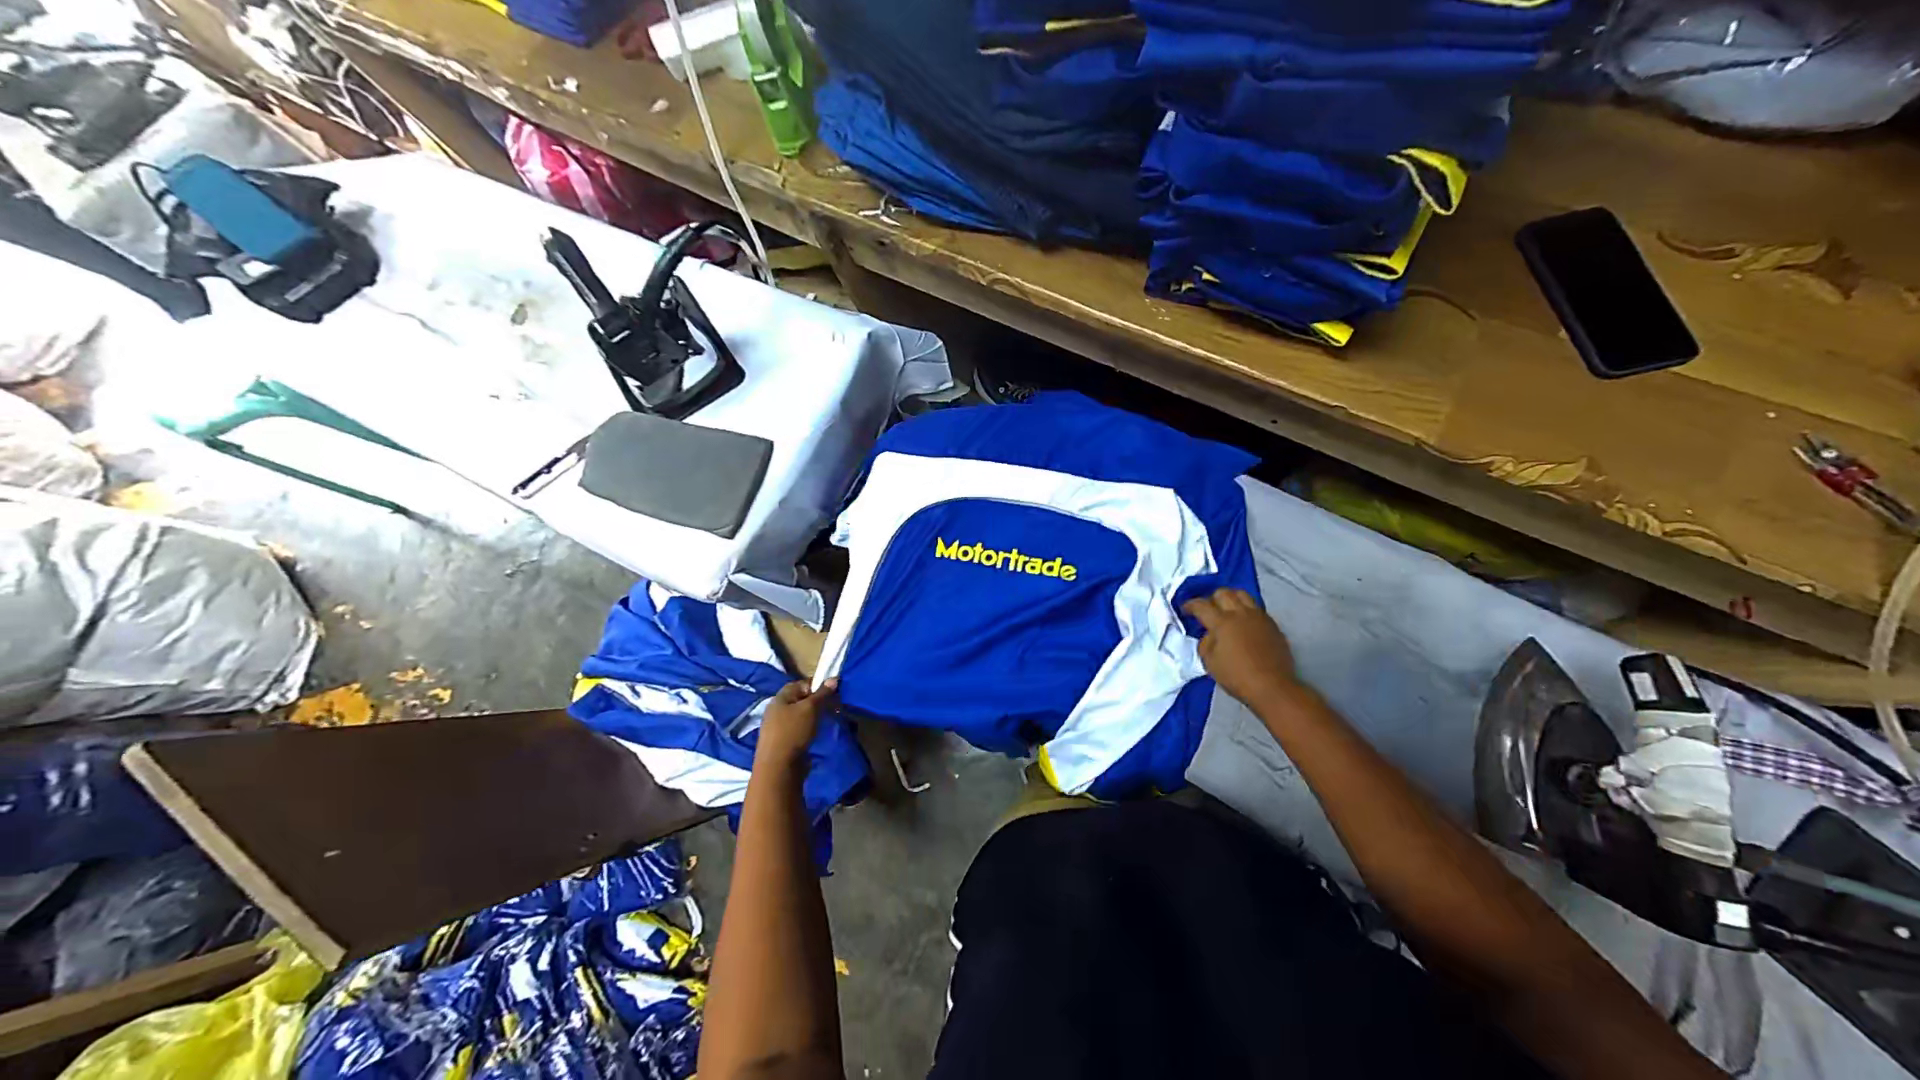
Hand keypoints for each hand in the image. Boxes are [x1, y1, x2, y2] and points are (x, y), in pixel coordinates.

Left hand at [756, 679, 836, 767]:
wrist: (779, 767)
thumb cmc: (793, 731)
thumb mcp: (810, 709)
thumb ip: (822, 694)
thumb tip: (834, 678)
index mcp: (780, 698)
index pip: (800, 684)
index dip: (817, 685)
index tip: (832, 692)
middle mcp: (777, 710)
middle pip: (801, 700)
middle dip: (818, 702)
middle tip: (833, 707)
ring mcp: (779, 727)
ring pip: (801, 716)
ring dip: (815, 717)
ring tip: (828, 721)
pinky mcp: (784, 741)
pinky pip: (800, 729)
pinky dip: (810, 729)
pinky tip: (818, 734)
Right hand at [1183, 588, 1301, 705]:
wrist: (1272, 686)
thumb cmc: (1236, 676)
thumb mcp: (1210, 662)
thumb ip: (1205, 642)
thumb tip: (1210, 634)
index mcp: (1222, 622)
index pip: (1201, 605)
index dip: (1190, 605)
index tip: (1185, 610)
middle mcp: (1240, 614)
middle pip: (1223, 593)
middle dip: (1211, 599)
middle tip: (1207, 610)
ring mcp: (1259, 617)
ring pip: (1243, 595)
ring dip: (1231, 598)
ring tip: (1227, 610)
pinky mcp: (1272, 624)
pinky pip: (1256, 608)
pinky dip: (1245, 609)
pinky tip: (1244, 622)